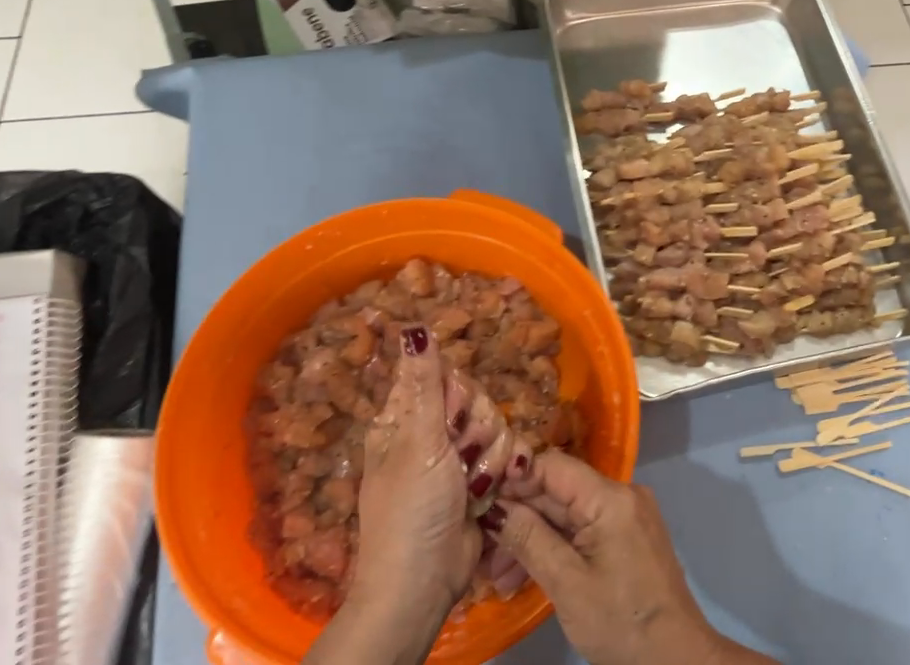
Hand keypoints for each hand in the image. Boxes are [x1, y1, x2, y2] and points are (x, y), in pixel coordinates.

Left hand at [308, 324, 480, 664]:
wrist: (426, 581)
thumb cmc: (412, 511)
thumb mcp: (417, 442)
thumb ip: (424, 383)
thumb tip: (413, 327)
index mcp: (403, 417)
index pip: (441, 374)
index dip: (455, 390)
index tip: (452, 413)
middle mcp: (431, 431)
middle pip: (476, 397)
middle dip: (477, 425)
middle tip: (459, 454)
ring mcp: (457, 456)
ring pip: (496, 424)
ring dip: (489, 456)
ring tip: (470, 485)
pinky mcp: (481, 479)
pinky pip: (507, 453)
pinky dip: (500, 474)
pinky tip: (486, 495)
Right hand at [482, 451, 777, 664]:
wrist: (675, 659)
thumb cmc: (621, 621)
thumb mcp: (567, 583)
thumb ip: (529, 538)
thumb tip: (494, 506)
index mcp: (611, 497)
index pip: (552, 466)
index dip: (513, 476)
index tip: (478, 496)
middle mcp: (620, 495)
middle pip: (556, 491)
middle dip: (516, 515)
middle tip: (478, 543)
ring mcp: (624, 516)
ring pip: (565, 513)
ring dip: (530, 537)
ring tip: (496, 573)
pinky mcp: (624, 537)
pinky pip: (580, 530)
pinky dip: (552, 547)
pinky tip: (521, 573)